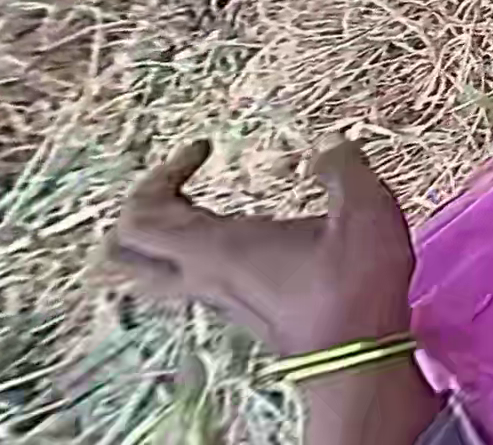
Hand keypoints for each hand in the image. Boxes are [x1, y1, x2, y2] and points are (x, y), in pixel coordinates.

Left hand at [107, 138, 415, 357]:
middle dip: (145, 208)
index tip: (205, 147)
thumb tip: (327, 141)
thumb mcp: (365, 208)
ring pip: (156, 270)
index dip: (161, 175)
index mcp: (221, 249)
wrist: (358, 351)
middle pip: (128, 251)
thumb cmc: (355, 278)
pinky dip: (199, 249)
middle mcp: (205, 276)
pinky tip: (249, 235)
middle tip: (186, 179)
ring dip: (166, 233)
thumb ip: (345, 169)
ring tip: (208, 204)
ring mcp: (220, 299)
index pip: (145, 215)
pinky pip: (193, 277)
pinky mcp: (243, 309)